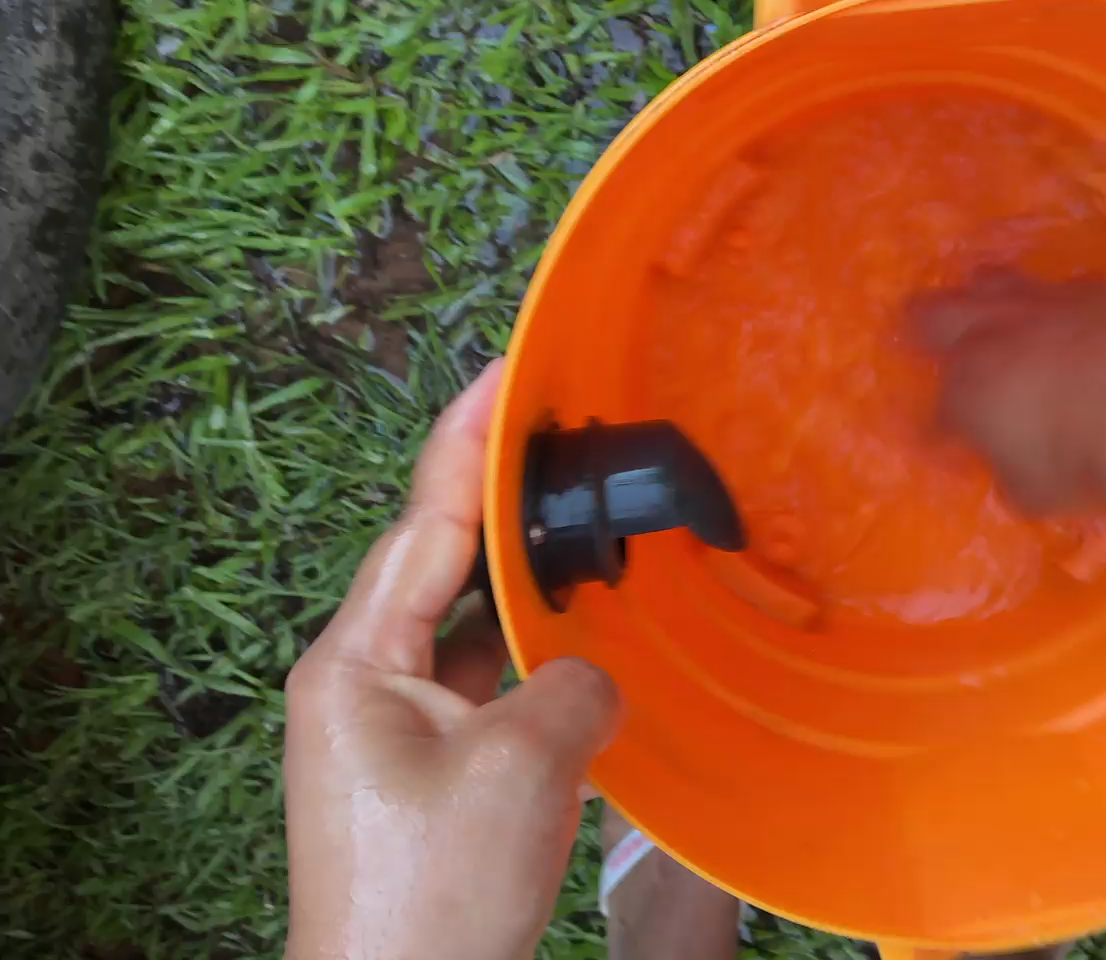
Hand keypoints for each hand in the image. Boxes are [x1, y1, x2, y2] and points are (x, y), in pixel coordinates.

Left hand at [283, 362, 621, 959]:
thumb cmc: (439, 881)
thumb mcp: (526, 760)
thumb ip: (576, 679)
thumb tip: (592, 672)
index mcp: (362, 661)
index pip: (426, 523)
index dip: (467, 441)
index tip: (507, 374)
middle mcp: (372, 674)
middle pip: (447, 556)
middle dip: (503, 491)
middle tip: (565, 435)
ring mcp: (408, 714)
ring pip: (480, 613)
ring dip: (530, 568)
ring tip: (587, 519)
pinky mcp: (444, 748)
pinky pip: (500, 663)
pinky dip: (543, 634)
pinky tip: (588, 623)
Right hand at [908, 273, 1105, 510]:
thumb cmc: (1084, 463)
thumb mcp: (1035, 492)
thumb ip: (1012, 472)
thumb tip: (1012, 469)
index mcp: (969, 390)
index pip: (937, 413)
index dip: (936, 430)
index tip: (940, 441)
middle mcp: (997, 335)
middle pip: (937, 315)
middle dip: (924, 324)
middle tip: (919, 327)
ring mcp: (1049, 304)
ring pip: (996, 281)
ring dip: (985, 292)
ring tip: (984, 294)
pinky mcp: (1102, 289)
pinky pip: (1069, 287)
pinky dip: (1063, 304)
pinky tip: (1077, 315)